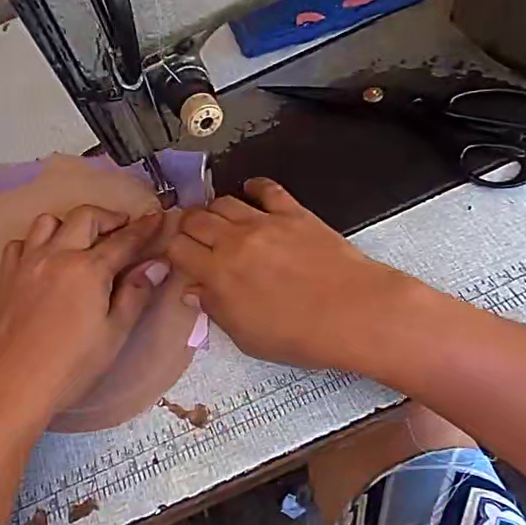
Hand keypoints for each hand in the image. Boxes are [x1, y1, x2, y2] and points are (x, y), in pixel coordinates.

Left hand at [0, 205, 165, 411]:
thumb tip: (155, 265)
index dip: (144, 229)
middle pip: (85, 217)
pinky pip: (21, 242)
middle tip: (123, 229)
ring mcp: (27, 263)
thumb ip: (136, 294)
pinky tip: (45, 259)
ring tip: (83, 240)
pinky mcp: (6, 276)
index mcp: (88, 269)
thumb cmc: (70, 367)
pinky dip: (37, 241)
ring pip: (48, 221)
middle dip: (108, 217)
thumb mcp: (114, 335)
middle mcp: (56, 255)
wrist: (10, 384)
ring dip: (71, 223)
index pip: (124, 240)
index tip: (157, 219)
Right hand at [166, 179, 430, 372]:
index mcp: (218, 274)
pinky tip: (250, 190)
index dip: (170, 251)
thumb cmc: (300, 336)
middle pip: (194, 219)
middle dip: (185, 226)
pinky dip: (253, 186)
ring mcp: (265, 222)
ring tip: (215, 219)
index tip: (174, 257)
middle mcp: (234, 241)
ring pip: (223, 201)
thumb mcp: (247, 337)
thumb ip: (216, 310)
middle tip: (189, 236)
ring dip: (212, 209)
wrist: (355, 313)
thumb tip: (194, 292)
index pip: (177, 249)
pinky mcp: (294, 213)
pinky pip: (266, 189)